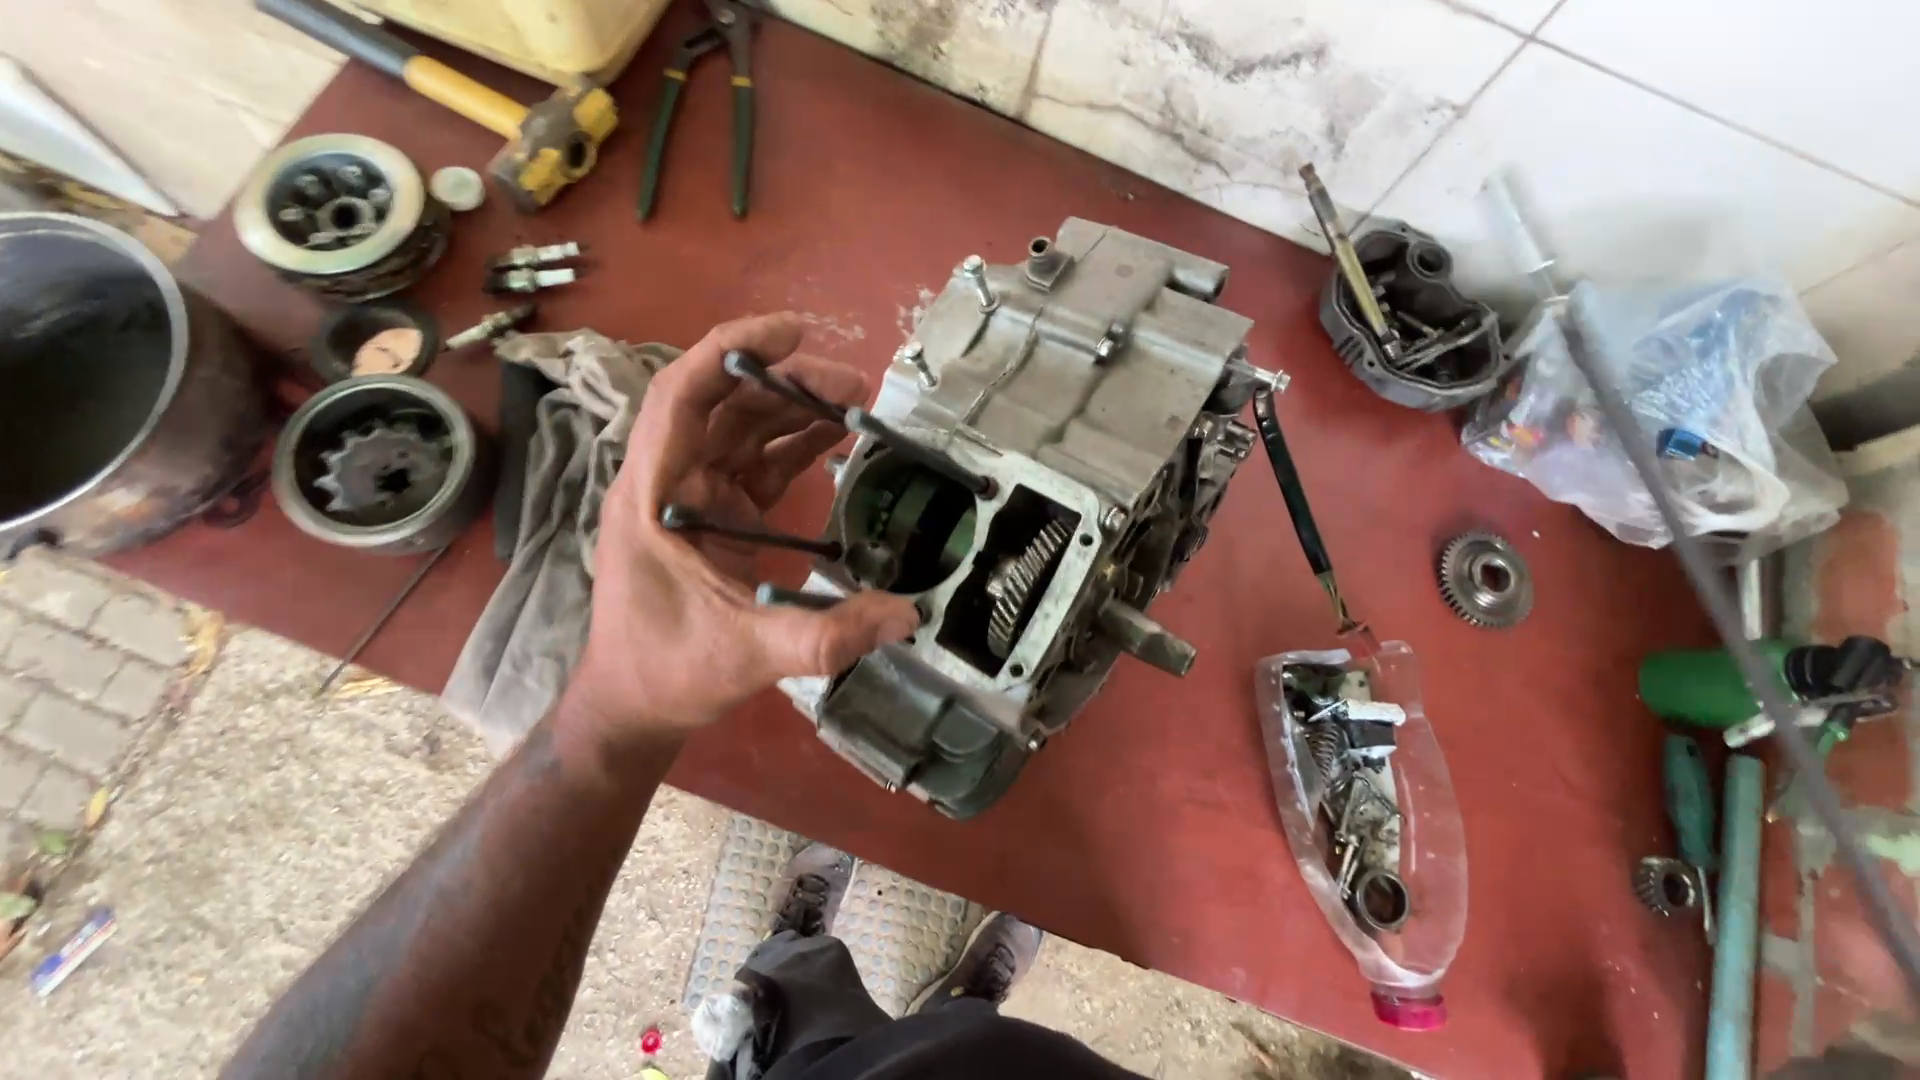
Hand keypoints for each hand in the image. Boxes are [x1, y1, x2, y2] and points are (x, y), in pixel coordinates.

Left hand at [571, 313, 919, 740]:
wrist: (636, 704)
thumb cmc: (667, 672)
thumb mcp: (748, 653)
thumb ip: (826, 635)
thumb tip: (907, 616)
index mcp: (653, 494)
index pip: (683, 395)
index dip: (732, 349)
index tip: (792, 331)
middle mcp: (669, 482)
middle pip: (725, 405)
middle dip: (786, 384)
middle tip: (854, 385)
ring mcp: (693, 497)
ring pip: (743, 429)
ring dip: (795, 410)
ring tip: (857, 403)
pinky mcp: (716, 516)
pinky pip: (758, 465)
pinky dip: (795, 447)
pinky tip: (836, 437)